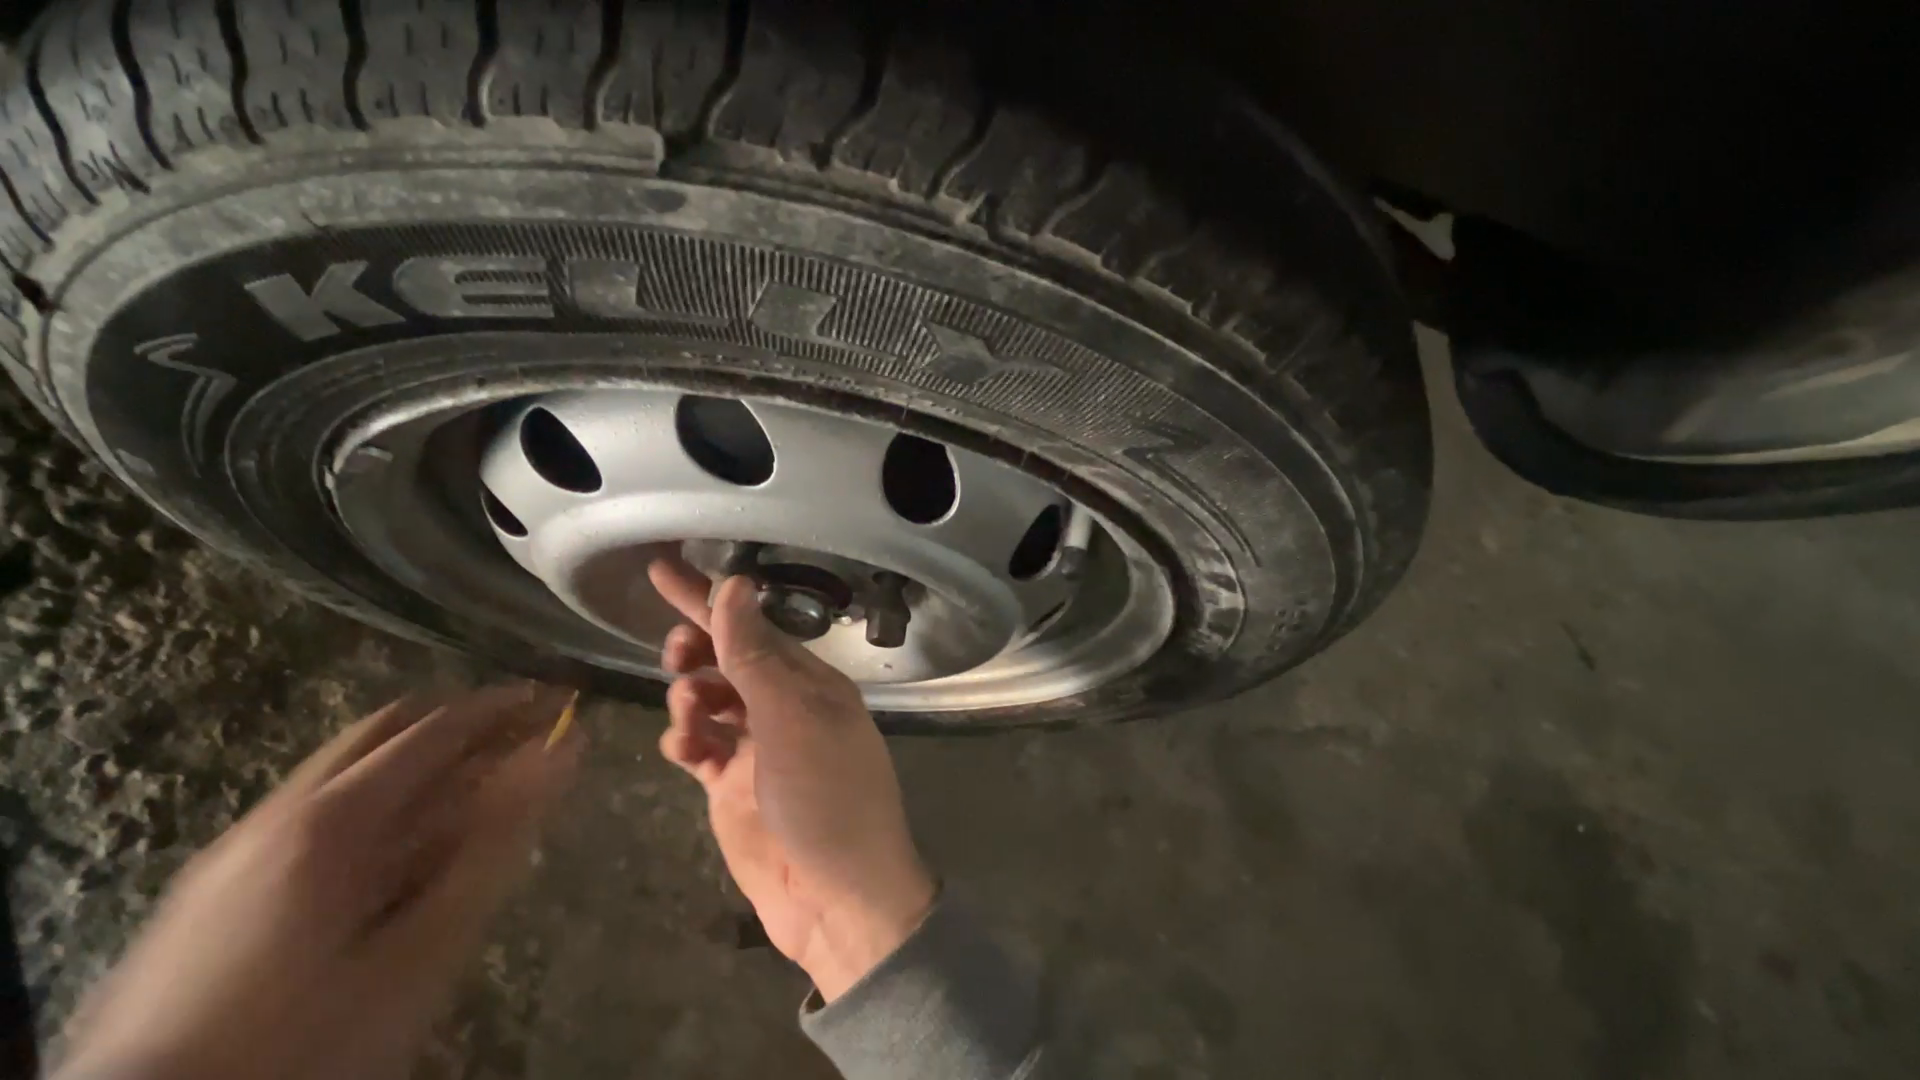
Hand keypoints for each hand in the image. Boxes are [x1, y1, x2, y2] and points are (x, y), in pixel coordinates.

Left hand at [57, 685, 580, 1079]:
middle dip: (460, 720)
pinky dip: (376, 797)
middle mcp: (279, 812)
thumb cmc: (307, 1040)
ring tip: (478, 777)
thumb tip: (560, 753)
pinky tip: (399, 841)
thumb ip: (493, 845)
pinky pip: (314, 811)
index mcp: (332, 820)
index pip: (436, 730)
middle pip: (385, 732)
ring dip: (418, 757)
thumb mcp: (421, 948)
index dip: (503, 709)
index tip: (558, 698)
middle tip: (524, 727)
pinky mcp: (215, 885)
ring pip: (344, 770)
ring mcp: (238, 846)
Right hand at [649, 558, 935, 1000]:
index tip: (661, 570)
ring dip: (690, 697)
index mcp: (811, 684)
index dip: (708, 600)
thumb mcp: (793, 720)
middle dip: (696, 650)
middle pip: (727, 661)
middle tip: (677, 656)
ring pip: (709, 702)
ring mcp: (757, 750)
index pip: (752, 627)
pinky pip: (700, 749)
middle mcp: (785, 709)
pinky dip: (686, 742)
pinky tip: (682, 750)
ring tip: (688, 714)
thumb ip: (756, 656)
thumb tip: (735, 585)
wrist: (838, 901)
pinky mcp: (734, 789)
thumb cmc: (826, 799)